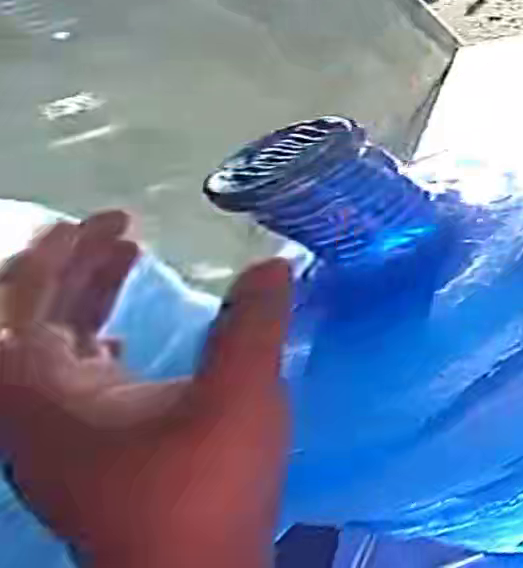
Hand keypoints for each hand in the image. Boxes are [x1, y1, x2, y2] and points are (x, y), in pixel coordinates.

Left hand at [0, 212, 291, 567]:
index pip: (26, 312)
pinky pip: (65, 378)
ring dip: (77, 303)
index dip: (59, 259)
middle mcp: (30, 411)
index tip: (109, 218)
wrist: (186, 559)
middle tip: (117, 228)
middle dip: (64, 274)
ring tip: (124, 262)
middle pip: (24, 329)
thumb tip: (268, 263)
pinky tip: (118, 337)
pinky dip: (86, 341)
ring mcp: (53, 434)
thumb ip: (252, 323)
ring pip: (45, 353)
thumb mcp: (239, 391)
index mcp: (46, 395)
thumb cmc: (203, 474)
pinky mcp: (83, 448)